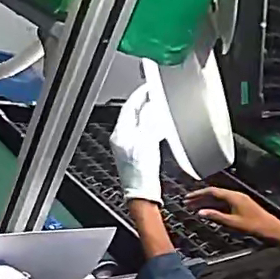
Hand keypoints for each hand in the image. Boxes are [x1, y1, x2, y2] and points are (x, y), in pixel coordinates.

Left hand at [111, 80, 171, 203]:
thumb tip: (150, 103)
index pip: (128, 106)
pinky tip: (158, 126)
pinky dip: (150, 126)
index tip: (149, 86)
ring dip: (148, 114)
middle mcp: (120, 138)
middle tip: (156, 94)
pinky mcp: (134, 152)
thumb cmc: (140, 171)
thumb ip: (148, 119)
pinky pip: (142, 133)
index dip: (139, 94)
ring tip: (159, 107)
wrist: (142, 192)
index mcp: (120, 133)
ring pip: (138, 123)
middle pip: (132, 113)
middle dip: (144, 102)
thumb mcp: (146, 139)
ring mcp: (127, 146)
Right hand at [187, 187, 279, 245]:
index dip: (198, 194)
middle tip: (187, 202)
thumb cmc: (254, 226)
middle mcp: (236, 196)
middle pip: (214, 194)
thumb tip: (201, 212)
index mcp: (234, 197)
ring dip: (206, 202)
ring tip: (194, 206)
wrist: (271, 229)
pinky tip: (208, 211)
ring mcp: (239, 201)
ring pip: (218, 199)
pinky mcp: (241, 206)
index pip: (212, 191)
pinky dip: (214, 206)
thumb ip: (216, 216)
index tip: (187, 198)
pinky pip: (223, 203)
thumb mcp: (232, 222)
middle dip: (199, 198)